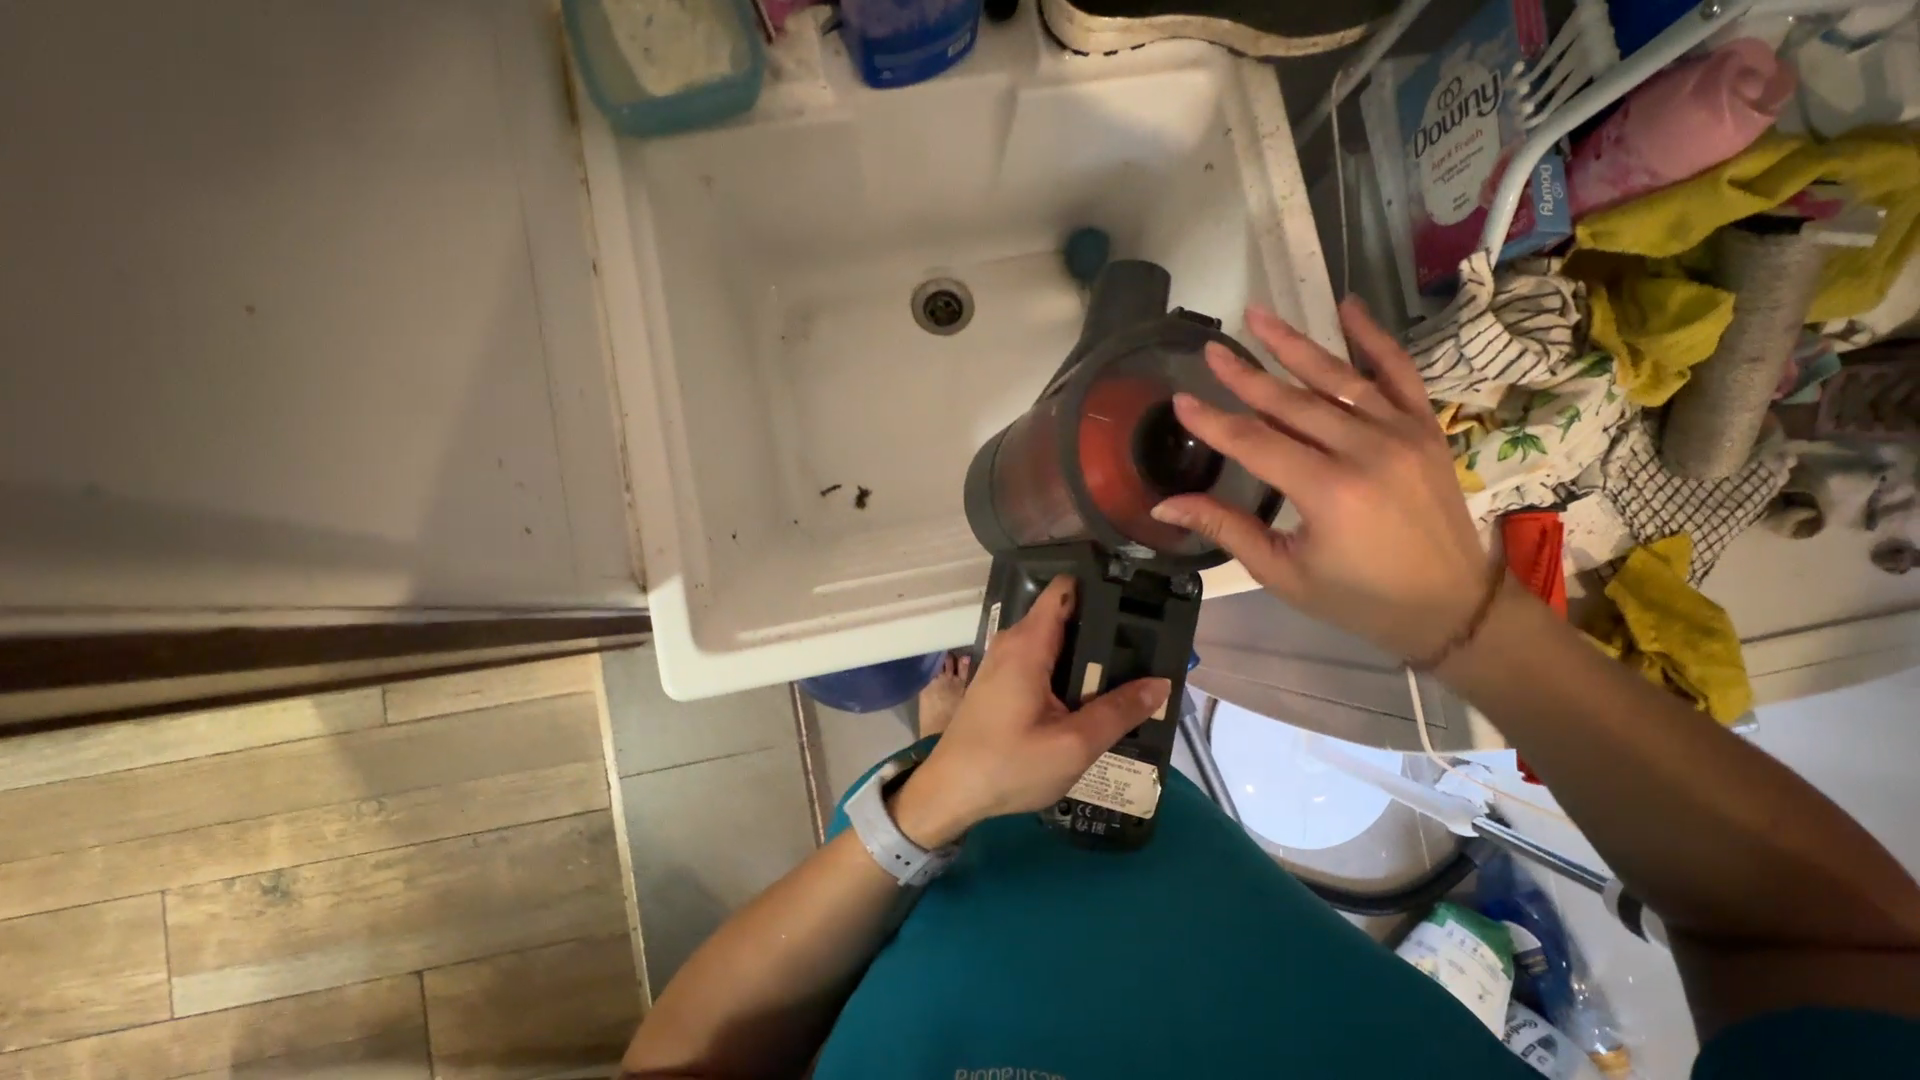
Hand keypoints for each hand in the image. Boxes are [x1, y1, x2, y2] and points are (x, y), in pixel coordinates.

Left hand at [890, 576, 1171, 848]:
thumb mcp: (1073, 745)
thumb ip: (1118, 712)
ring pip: (1057, 644)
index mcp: (1028, 644)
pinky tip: (1098, 694)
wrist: (950, 793)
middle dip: (1106, 626)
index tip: (1140, 596)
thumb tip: (1161, 683)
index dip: (1102, 586)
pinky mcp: (1003, 685)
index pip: (1066, 589)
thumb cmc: (1009, 766)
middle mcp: (1013, 643)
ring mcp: (1005, 664)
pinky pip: (1044, 664)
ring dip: (1090, 655)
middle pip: (1066, 616)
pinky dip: (1071, 673)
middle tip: (1151, 641)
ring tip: (1136, 666)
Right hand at [1148, 298, 1492, 661]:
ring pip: (1338, 378)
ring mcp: (1401, 433)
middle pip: (1291, 402)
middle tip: (1211, 348)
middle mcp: (1365, 451)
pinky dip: (1373, 338)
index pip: (1255, 443)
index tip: (1180, 399)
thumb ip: (1227, 529)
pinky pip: (1398, 373)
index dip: (1213, 422)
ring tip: (1258, 316)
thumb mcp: (1284, 571)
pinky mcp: (1425, 428)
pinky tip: (1347, 307)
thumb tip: (1166, 506)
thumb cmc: (1360, 598)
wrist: (1452, 604)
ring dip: (1295, 344)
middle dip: (1246, 375)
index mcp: (1328, 492)